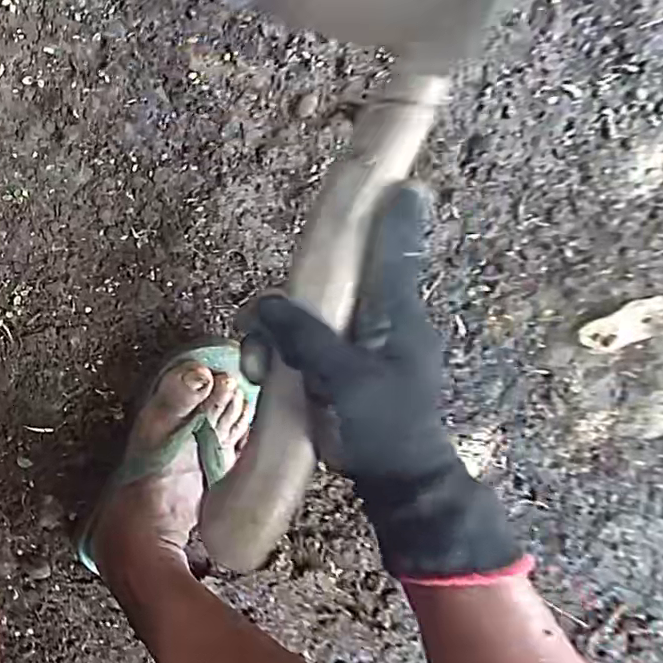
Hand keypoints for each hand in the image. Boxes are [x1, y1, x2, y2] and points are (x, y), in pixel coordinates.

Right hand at [252, 183, 526, 583]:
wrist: (392, 476)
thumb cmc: (384, 425)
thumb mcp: (346, 378)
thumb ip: (307, 336)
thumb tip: (266, 302)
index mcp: (394, 317)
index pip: (392, 257)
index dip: (395, 220)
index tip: (403, 185)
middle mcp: (369, 320)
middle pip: (319, 284)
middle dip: (284, 306)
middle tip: (263, 337)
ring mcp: (342, 342)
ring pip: (289, 315)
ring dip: (266, 339)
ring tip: (259, 370)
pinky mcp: (322, 362)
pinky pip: (281, 342)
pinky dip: (266, 355)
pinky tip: (261, 377)